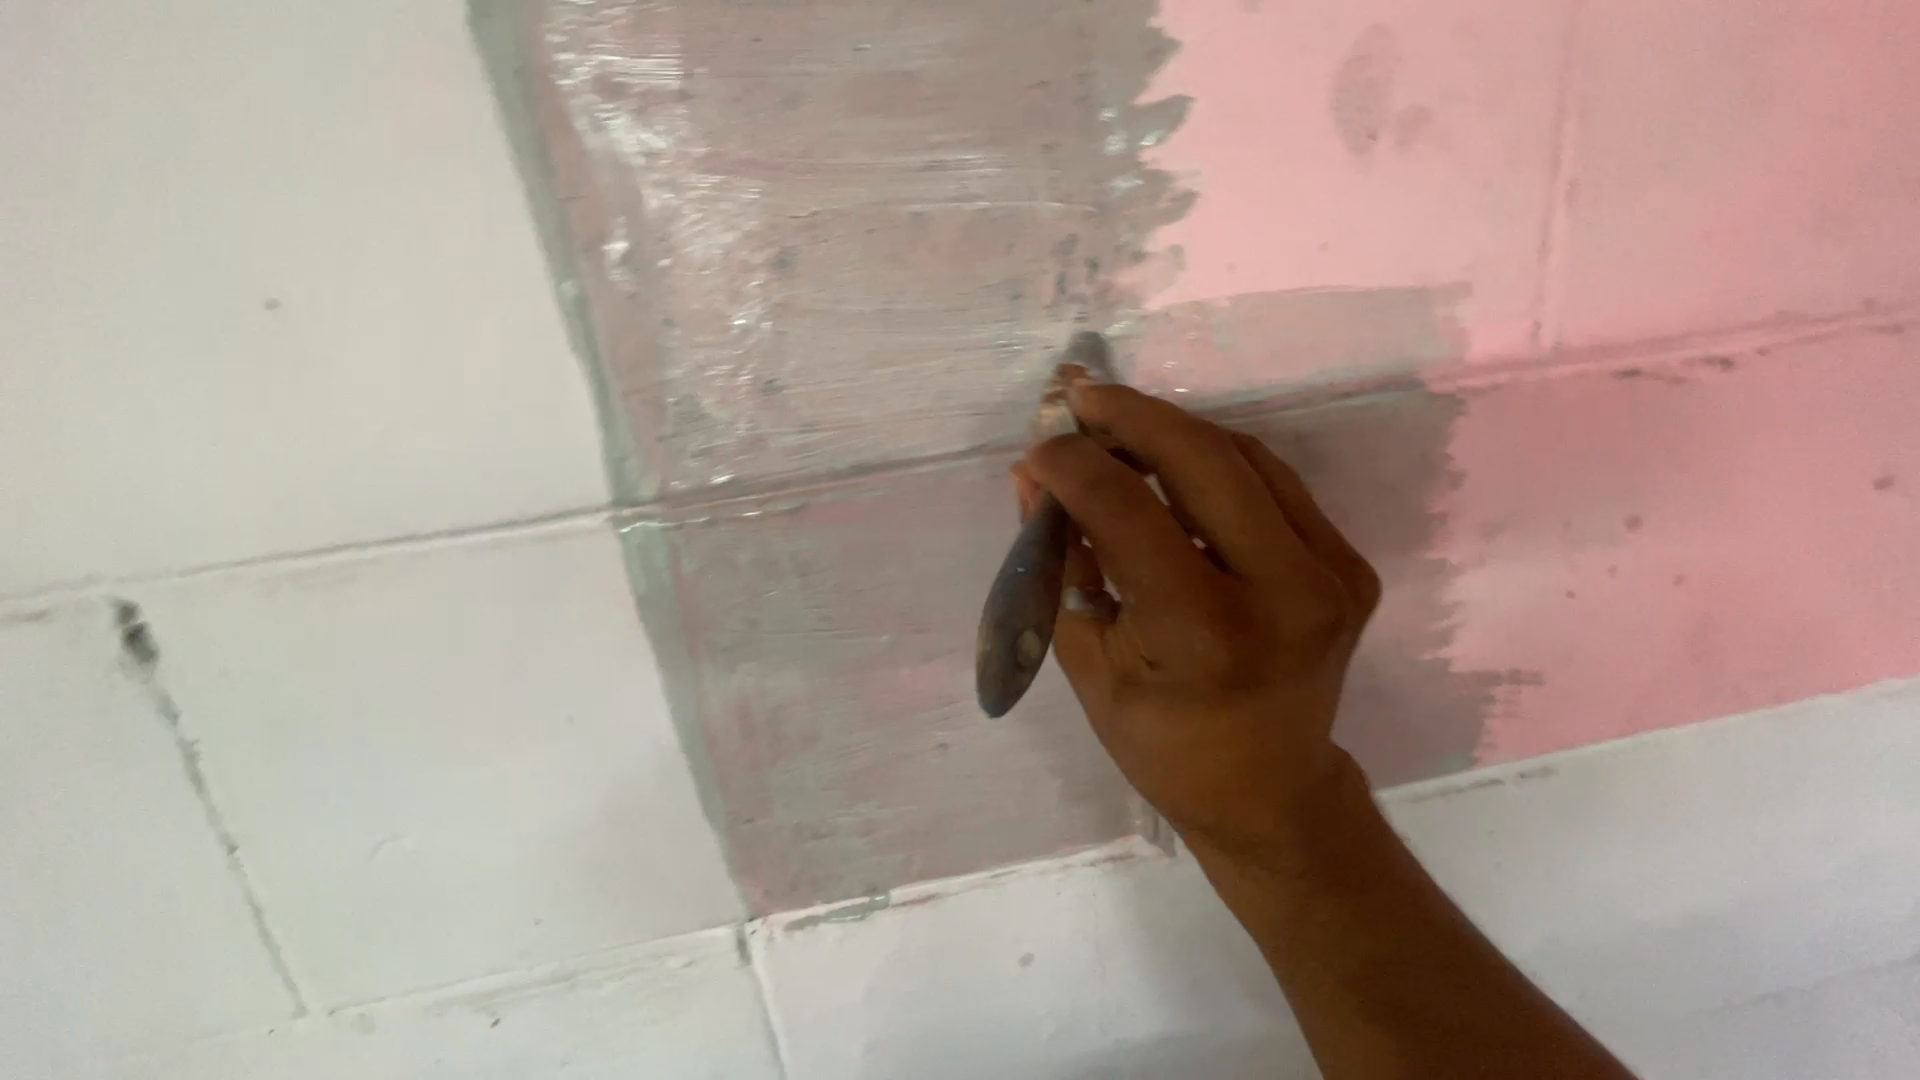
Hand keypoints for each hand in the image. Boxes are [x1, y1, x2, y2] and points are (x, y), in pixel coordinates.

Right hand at [1012, 380, 1380, 862]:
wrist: (1270, 791)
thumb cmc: (1162, 745)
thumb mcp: (1090, 662)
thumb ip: (1061, 564)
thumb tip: (1034, 477)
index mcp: (1206, 634)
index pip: (1130, 511)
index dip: (1075, 464)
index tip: (1038, 445)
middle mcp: (1284, 591)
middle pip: (1203, 458)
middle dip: (1130, 414)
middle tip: (1075, 392)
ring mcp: (1331, 574)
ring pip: (1243, 456)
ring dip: (1170, 427)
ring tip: (1111, 416)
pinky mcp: (1348, 565)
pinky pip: (1271, 482)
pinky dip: (1211, 458)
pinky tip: (1166, 454)